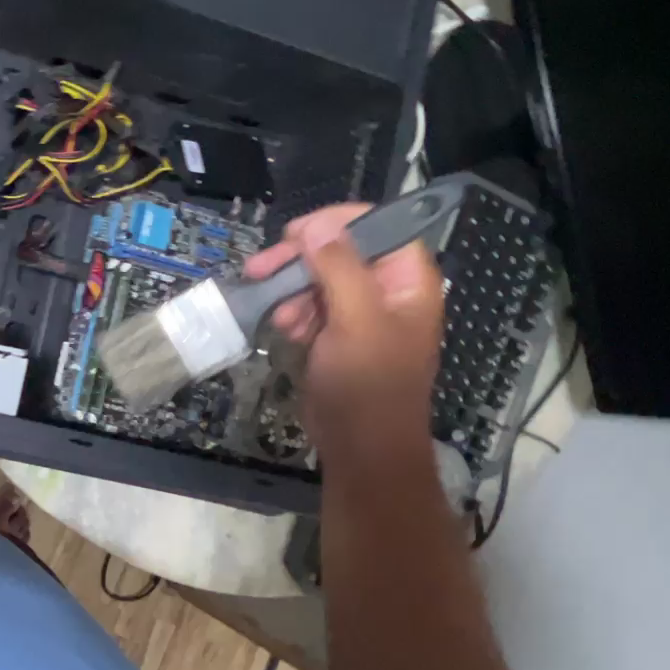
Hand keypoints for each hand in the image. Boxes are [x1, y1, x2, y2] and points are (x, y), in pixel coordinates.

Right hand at [243, 204, 444, 469]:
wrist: (360, 447)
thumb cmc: (368, 385)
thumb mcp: (356, 321)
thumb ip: (339, 268)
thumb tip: (315, 227)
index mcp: (408, 280)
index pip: (379, 226)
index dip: (337, 222)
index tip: (296, 234)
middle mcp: (386, 290)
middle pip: (340, 249)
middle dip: (300, 259)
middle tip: (261, 266)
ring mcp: (359, 312)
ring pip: (317, 277)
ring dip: (291, 290)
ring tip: (281, 316)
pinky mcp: (335, 333)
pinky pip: (308, 305)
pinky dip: (292, 312)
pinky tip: (286, 330)